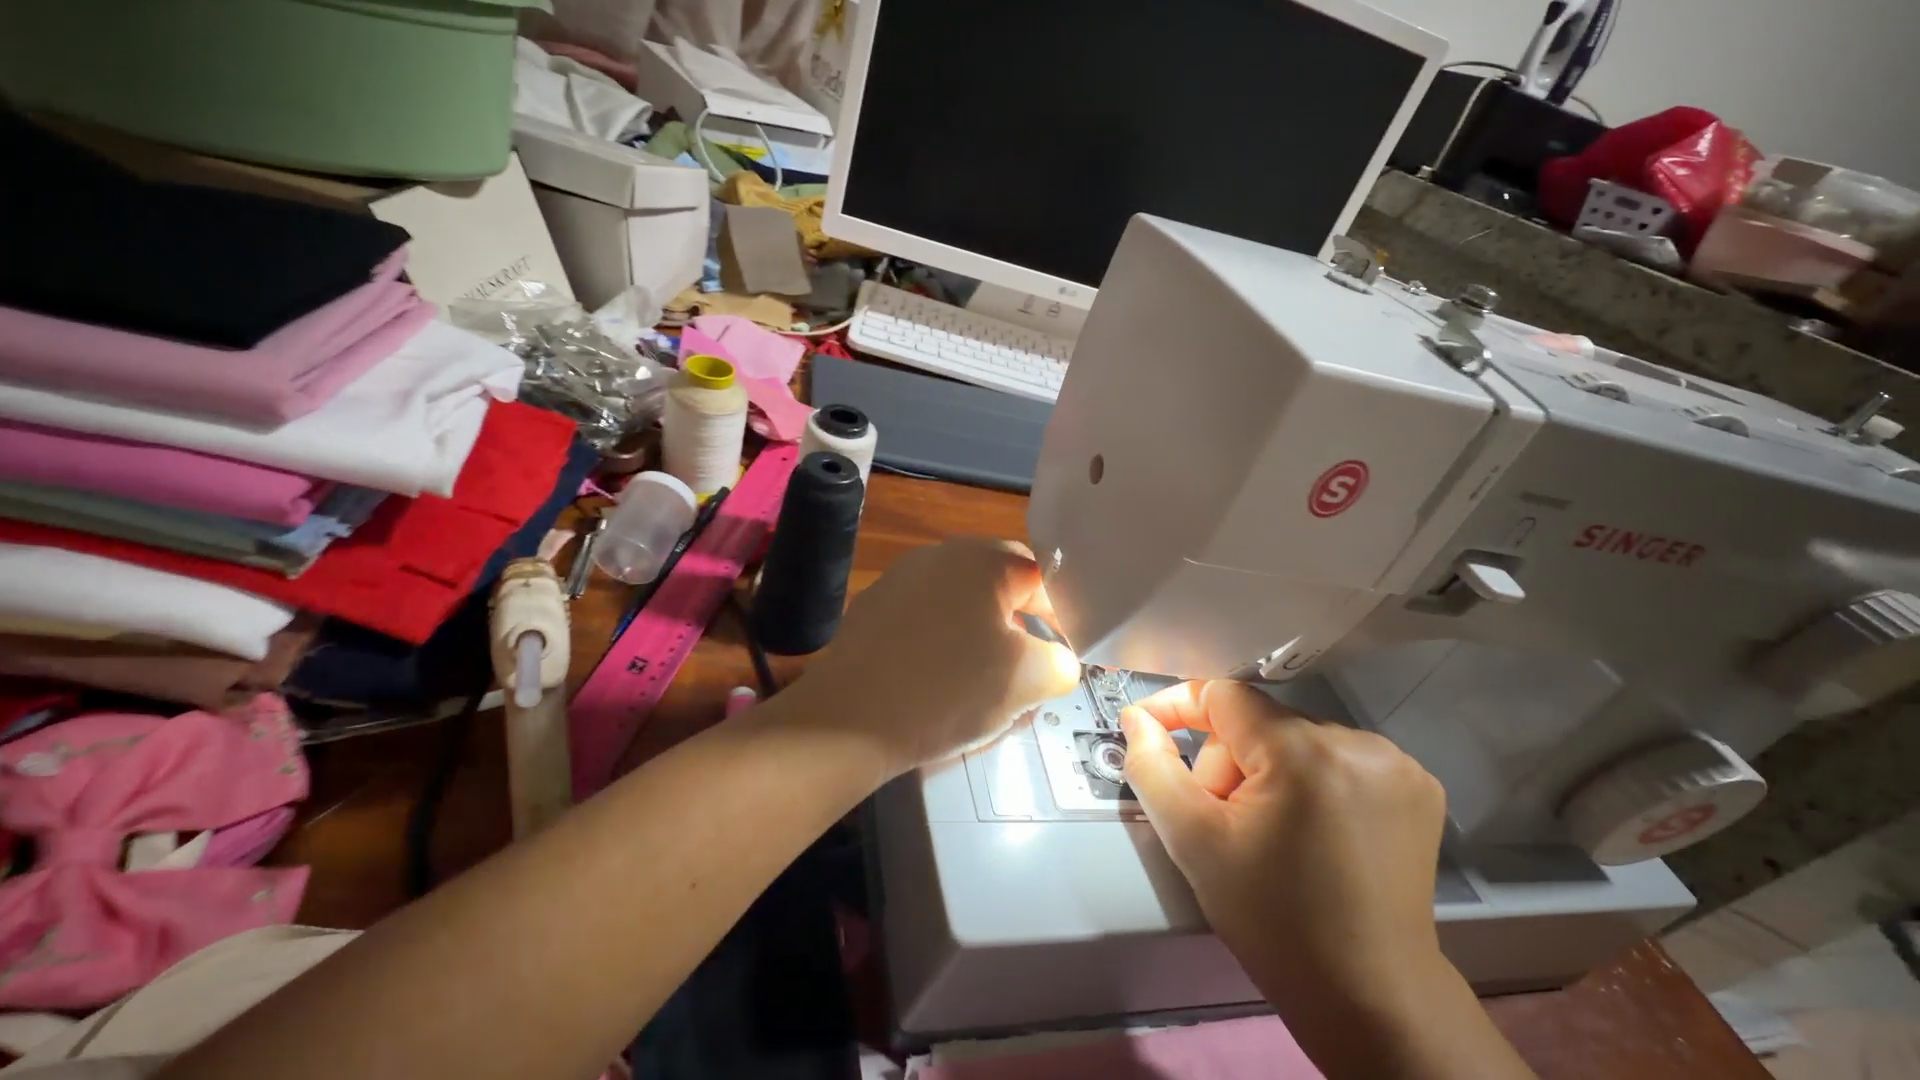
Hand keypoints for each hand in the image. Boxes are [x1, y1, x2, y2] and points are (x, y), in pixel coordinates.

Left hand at [793, 538, 1079, 778]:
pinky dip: (938, 645)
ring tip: (978, 684)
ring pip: (958, 603)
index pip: (1040, 573)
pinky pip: (922, 620)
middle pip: (997, 585)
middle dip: (1017, 625)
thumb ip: (1061, 661)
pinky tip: (934, 683)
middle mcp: (939, 556)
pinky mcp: (870, 609)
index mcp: (983, 559)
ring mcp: (899, 580)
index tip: (1058, 657)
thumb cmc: (948, 690)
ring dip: (977, 635)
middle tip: (1023, 671)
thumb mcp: (1029, 680)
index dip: (1059, 615)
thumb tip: (1055, 658)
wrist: (849, 719)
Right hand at [1119, 681, 1449, 1019]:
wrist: (1367, 993)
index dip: (1180, 709)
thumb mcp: (1193, 842)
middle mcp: (1358, 743)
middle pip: (1261, 723)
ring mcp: (1396, 764)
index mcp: (1304, 753)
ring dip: (1269, 772)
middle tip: (1226, 824)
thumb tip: (1138, 718)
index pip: (1224, 695)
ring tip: (1270, 834)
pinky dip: (1314, 783)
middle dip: (1229, 763)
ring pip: (1297, 740)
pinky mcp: (1417, 786)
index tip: (1150, 730)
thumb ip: (1152, 768)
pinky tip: (1313, 831)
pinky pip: (1340, 759)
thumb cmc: (1273, 921)